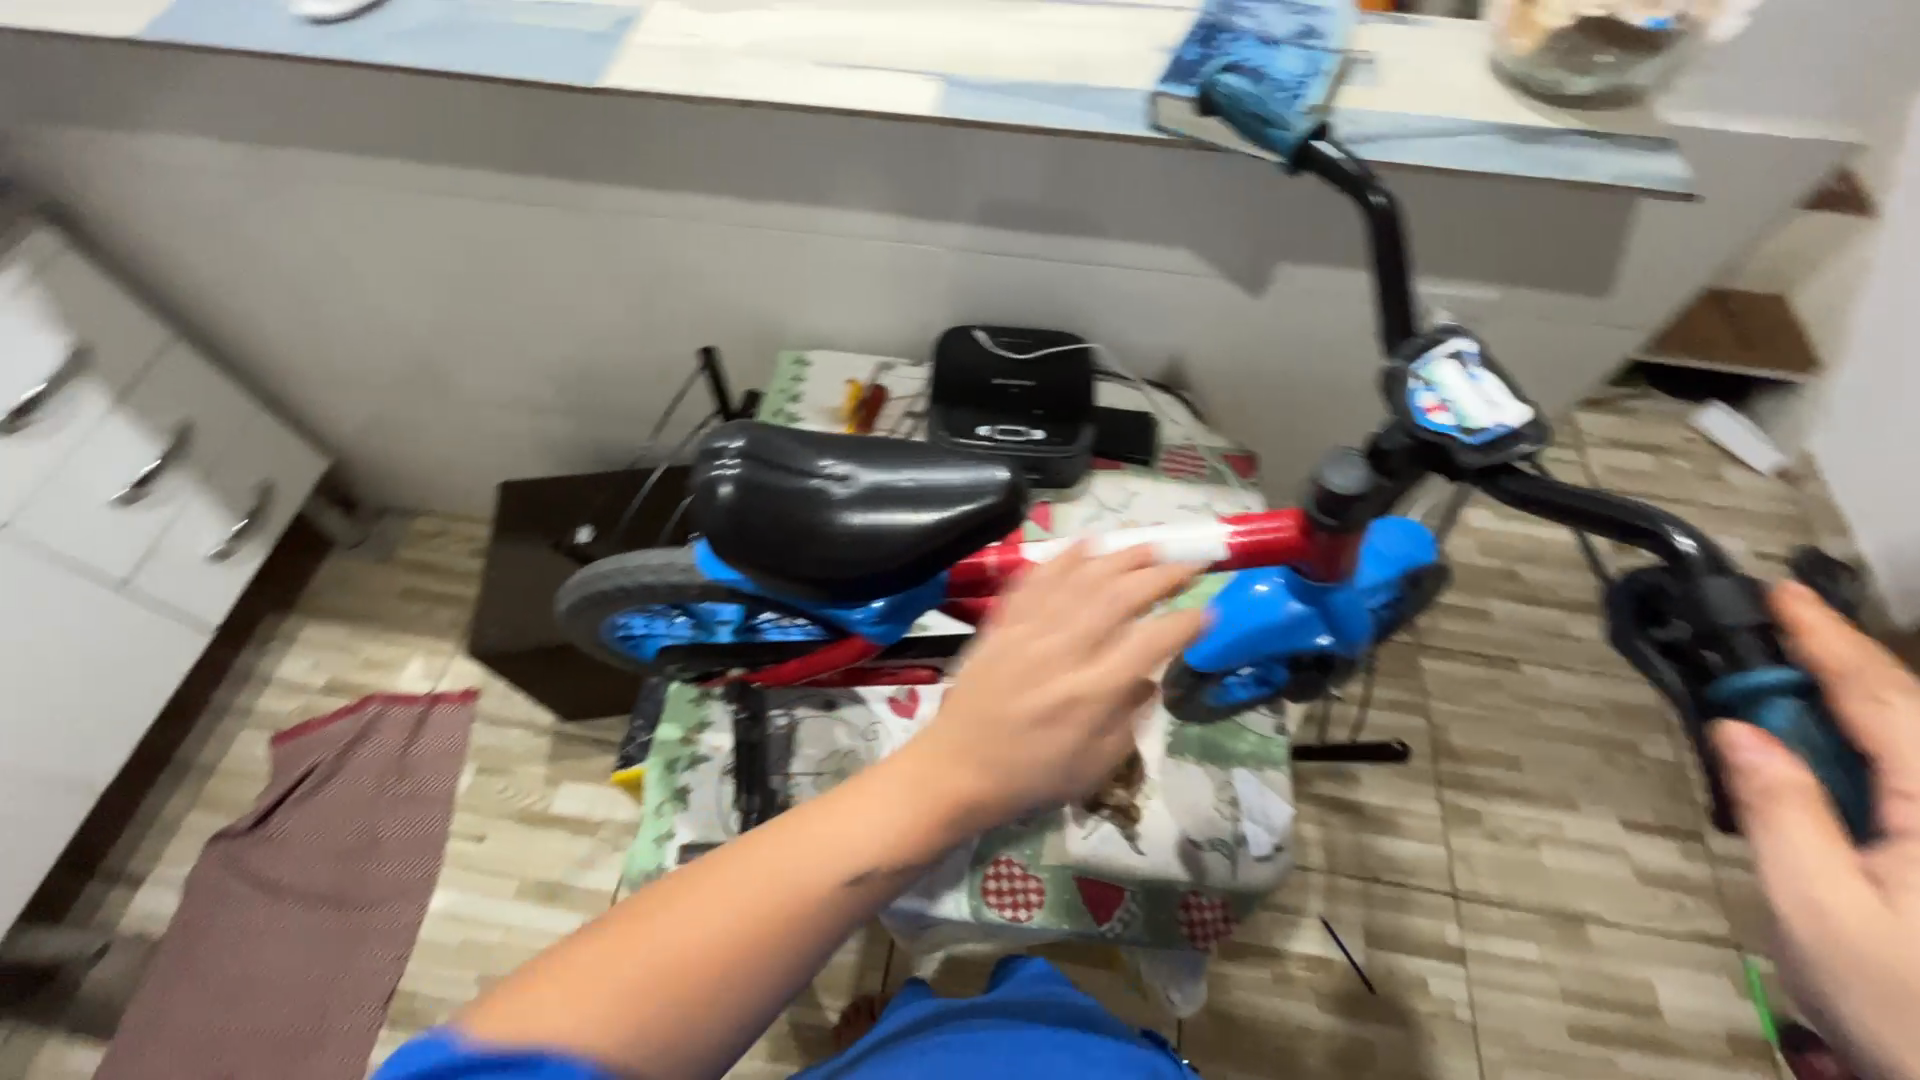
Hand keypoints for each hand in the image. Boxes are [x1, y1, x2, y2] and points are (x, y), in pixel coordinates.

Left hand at [893, 543, 1207, 834]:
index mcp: (1090, 693)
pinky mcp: (1001, 625)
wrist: (956, 768)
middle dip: (1161, 576)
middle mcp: (1062, 652)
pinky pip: (1034, 580)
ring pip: (1080, 580)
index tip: (1208, 611)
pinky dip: (1062, 558)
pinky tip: (1086, 544)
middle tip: (1189, 566)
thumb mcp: (1094, 766)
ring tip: (1150, 546)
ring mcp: (1027, 633)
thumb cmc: (1031, 775)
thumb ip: (1129, 720)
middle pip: (1119, 598)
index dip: (1185, 623)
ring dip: (1120, 557)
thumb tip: (1150, 681)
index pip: (1150, 642)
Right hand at [1712, 582, 1919, 1079]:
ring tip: (1775, 719)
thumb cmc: (1905, 1011)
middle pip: (1902, 714)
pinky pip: (1914, 779)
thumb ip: (1779, 810)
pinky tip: (1826, 767)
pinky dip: (1864, 755)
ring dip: (1839, 717)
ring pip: (1912, 744)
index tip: (1782, 594)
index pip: (1880, 700)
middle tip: (1747, 671)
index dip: (1825, 640)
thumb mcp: (1816, 910)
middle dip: (1822, 677)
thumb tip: (1738, 732)